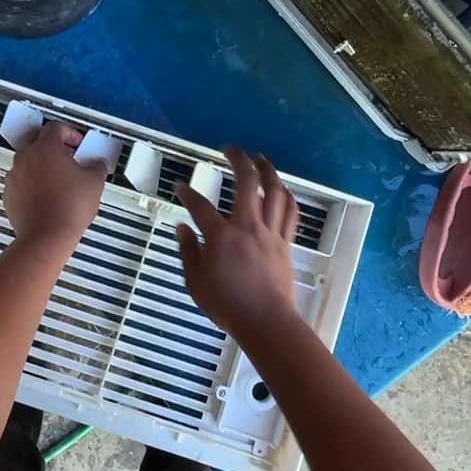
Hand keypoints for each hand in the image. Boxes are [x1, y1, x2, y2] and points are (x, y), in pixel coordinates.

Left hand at [4, 121, 106, 248]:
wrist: (46, 237)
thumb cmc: (68, 208)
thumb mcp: (94, 182)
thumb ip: (97, 166)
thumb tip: (98, 165)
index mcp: (45, 148)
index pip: (56, 128)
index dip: (71, 133)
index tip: (78, 143)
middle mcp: (25, 158)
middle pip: (39, 143)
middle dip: (56, 149)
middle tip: (70, 159)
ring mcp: (14, 176)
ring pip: (29, 163)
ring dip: (44, 167)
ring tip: (61, 182)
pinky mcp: (10, 195)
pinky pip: (22, 182)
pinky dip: (33, 185)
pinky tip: (49, 197)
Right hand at [175, 147, 299, 342]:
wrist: (266, 322)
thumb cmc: (227, 305)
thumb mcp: (195, 281)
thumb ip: (188, 251)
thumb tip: (182, 227)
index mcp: (221, 237)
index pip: (200, 206)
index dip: (187, 193)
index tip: (180, 185)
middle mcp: (248, 227)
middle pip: (246, 183)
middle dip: (238, 159)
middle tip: (230, 148)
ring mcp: (270, 233)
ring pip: (274, 191)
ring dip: (267, 169)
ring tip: (259, 157)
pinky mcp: (285, 243)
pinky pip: (290, 212)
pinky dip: (286, 195)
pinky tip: (281, 188)